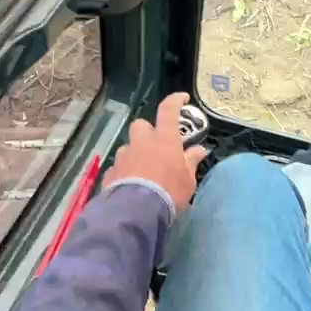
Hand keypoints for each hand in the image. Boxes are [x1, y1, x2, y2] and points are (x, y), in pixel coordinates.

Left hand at [104, 91, 207, 213]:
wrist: (136, 211)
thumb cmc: (169, 191)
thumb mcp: (188, 179)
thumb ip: (191, 161)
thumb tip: (199, 150)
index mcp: (164, 139)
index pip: (168, 110)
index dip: (175, 100)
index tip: (182, 99)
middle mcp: (141, 142)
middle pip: (141, 124)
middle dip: (147, 131)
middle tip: (156, 145)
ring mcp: (124, 156)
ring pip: (128, 147)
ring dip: (135, 154)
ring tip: (143, 171)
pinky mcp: (111, 172)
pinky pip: (119, 166)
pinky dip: (125, 172)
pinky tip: (130, 185)